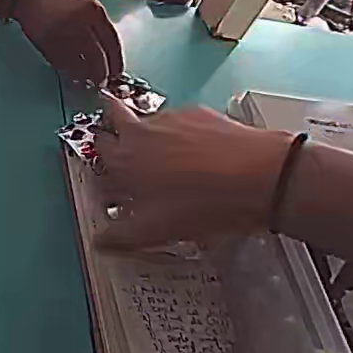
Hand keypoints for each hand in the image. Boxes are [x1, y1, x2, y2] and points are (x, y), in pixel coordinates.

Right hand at [11, 0, 123, 86]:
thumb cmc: (55, 0)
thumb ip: (96, 24)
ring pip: (83, 63)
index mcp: (94, 11)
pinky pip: (66, 65)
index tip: (117, 71)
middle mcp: (82, 23)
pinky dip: (72, 74)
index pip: (112, 41)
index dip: (116, 60)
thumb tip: (106, 51)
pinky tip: (75, 78)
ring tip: (90, 83)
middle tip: (104, 81)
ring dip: (88, 77)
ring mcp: (65, 34)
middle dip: (103, 73)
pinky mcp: (50, 45)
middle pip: (99, 56)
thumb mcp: (84, 5)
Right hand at [92, 99, 295, 250]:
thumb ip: (121, 235)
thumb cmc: (201, 205)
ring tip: (172, 159)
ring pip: (149, 118)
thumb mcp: (156, 230)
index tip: (109, 167)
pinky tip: (201, 154)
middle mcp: (141, 131)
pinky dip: (183, 132)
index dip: (101, 155)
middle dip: (114, 122)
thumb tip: (101, 241)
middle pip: (114, 112)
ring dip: (152, 132)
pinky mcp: (198, 111)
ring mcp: (170, 117)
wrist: (256, 177)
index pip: (96, 145)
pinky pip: (180, 119)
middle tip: (127, 142)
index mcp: (123, 159)